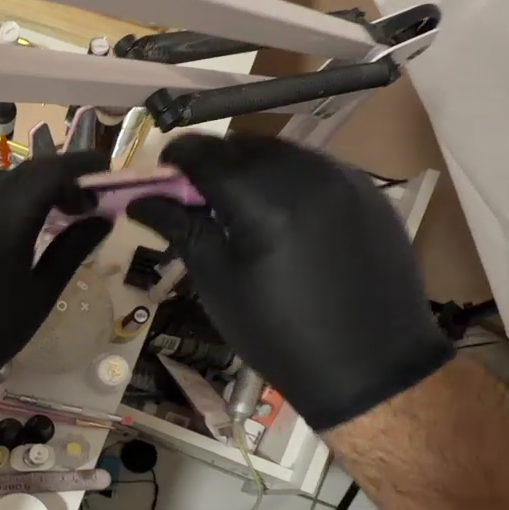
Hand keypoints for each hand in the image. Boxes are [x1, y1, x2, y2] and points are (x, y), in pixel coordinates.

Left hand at [0, 152, 114, 408]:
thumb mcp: (42, 293)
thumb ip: (73, 249)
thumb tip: (103, 218)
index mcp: (3, 219)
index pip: (49, 171)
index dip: (82, 168)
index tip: (107, 179)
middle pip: (26, 171)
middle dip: (61, 177)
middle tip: (88, 200)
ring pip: (0, 178)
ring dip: (32, 184)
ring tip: (57, 209)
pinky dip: (5, 194)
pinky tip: (19, 217)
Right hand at [127, 135, 451, 429]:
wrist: (366, 362)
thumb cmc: (276, 333)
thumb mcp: (218, 285)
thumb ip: (182, 230)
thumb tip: (140, 201)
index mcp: (263, 204)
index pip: (208, 156)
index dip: (177, 157)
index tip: (160, 172)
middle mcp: (307, 177)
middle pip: (245, 147)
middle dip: (212, 161)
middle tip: (191, 193)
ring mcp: (344, 179)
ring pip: (282, 152)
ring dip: (248, 167)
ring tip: (231, 204)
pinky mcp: (368, 191)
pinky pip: (314, 168)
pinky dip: (284, 178)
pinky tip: (275, 214)